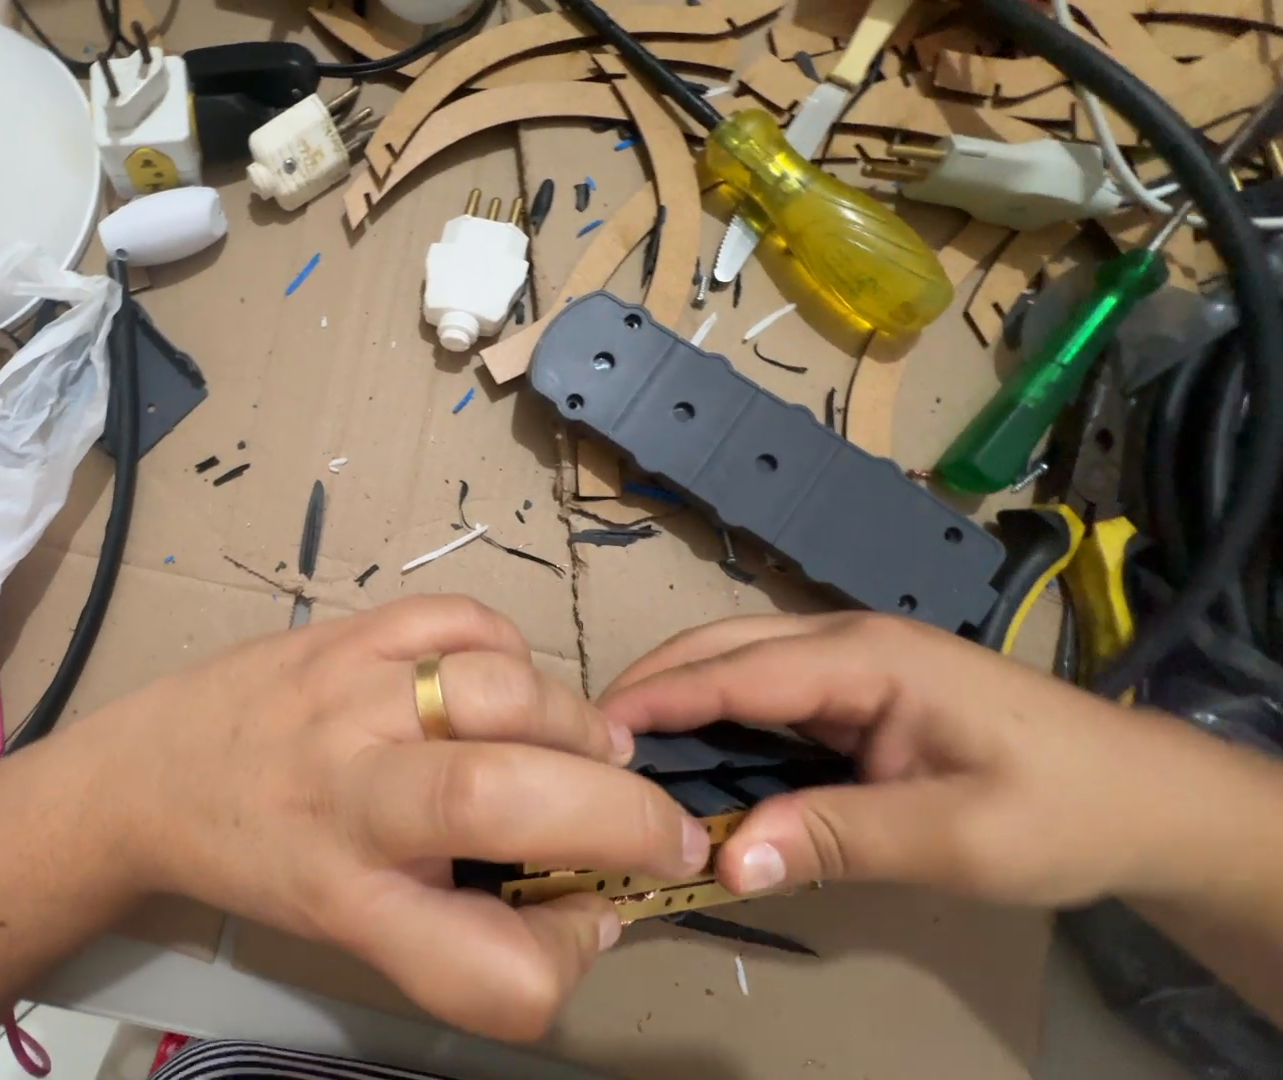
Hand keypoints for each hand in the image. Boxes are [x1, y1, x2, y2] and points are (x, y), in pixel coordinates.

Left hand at [64, 596, 710, 1039]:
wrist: (150, 770)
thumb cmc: (255, 855)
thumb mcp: (348, 920)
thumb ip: (460, 921)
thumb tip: (585, 892)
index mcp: (349, 896)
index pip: (488, 970)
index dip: (571, 960)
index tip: (590, 920)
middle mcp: (348, 793)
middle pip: (508, 804)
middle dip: (623, 820)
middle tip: (664, 827)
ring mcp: (347, 695)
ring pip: (499, 691)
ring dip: (577, 722)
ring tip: (590, 745)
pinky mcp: (346, 632)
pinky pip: (460, 619)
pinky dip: (511, 649)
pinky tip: (505, 681)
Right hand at [598, 613, 1270, 908]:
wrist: (1154, 802)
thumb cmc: (1065, 810)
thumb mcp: (958, 838)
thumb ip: (837, 840)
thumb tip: (726, 863)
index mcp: (864, 659)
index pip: (733, 670)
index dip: (656, 697)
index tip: (590, 730)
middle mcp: (841, 641)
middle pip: (716, 645)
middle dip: (648, 682)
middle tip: (590, 737)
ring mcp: (843, 659)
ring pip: (729, 658)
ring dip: (672, 692)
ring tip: (621, 742)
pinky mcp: (847, 686)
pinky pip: (755, 686)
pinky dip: (707, 709)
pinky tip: (686, 745)